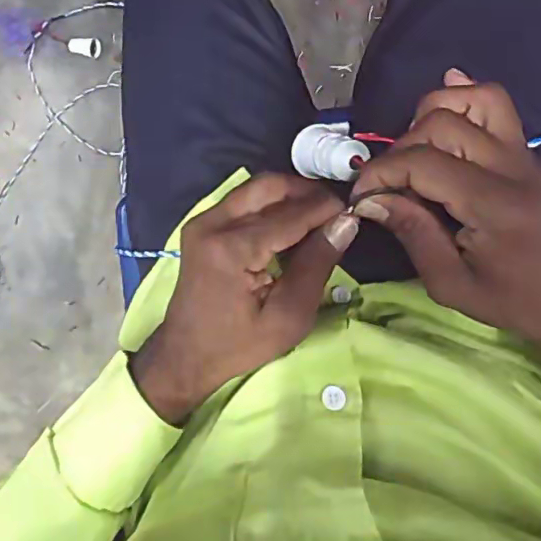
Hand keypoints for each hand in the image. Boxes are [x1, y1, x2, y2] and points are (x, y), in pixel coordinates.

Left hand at [131, 174, 355, 423]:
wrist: (186, 354)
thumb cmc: (238, 344)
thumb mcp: (289, 316)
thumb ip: (316, 264)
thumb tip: (345, 222)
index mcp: (231, 248)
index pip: (290, 215)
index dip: (326, 209)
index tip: (354, 210)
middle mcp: (212, 224)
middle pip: (268, 186)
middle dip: (306, 192)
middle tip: (336, 210)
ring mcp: (203, 221)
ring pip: (255, 189)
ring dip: (289, 195)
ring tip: (319, 215)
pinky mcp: (201, 225)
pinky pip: (242, 201)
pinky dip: (270, 205)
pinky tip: (291, 224)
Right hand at [349, 70, 540, 359]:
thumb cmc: (515, 301)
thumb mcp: (451, 284)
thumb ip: (412, 233)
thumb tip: (371, 200)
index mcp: (493, 205)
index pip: (422, 163)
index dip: (380, 173)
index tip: (362, 197)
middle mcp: (511, 167)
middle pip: (442, 123)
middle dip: (401, 148)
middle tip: (389, 182)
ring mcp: (524, 154)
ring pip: (475, 98)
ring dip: (433, 113)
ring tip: (414, 148)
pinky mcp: (527, 152)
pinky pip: (496, 107)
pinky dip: (463, 99)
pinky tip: (438, 107)